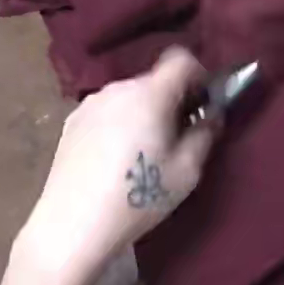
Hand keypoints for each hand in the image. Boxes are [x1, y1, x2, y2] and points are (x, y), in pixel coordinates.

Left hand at [16, 49, 217, 284]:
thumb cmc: (137, 197)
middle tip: (177, 136)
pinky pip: (107, 111)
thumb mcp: (186, 172)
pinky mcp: (72, 121)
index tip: (203, 103)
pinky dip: (119, 123)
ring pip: (130, 96)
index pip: (181, 59)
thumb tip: (212, 114)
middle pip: (154, 80)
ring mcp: (91, 103)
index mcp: (150, 94)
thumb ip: (205, 134)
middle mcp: (118, 88)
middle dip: (171, 100)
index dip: (199, 75)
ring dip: (144, 112)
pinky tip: (114, 160)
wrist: (71, 225)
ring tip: (142, 153)